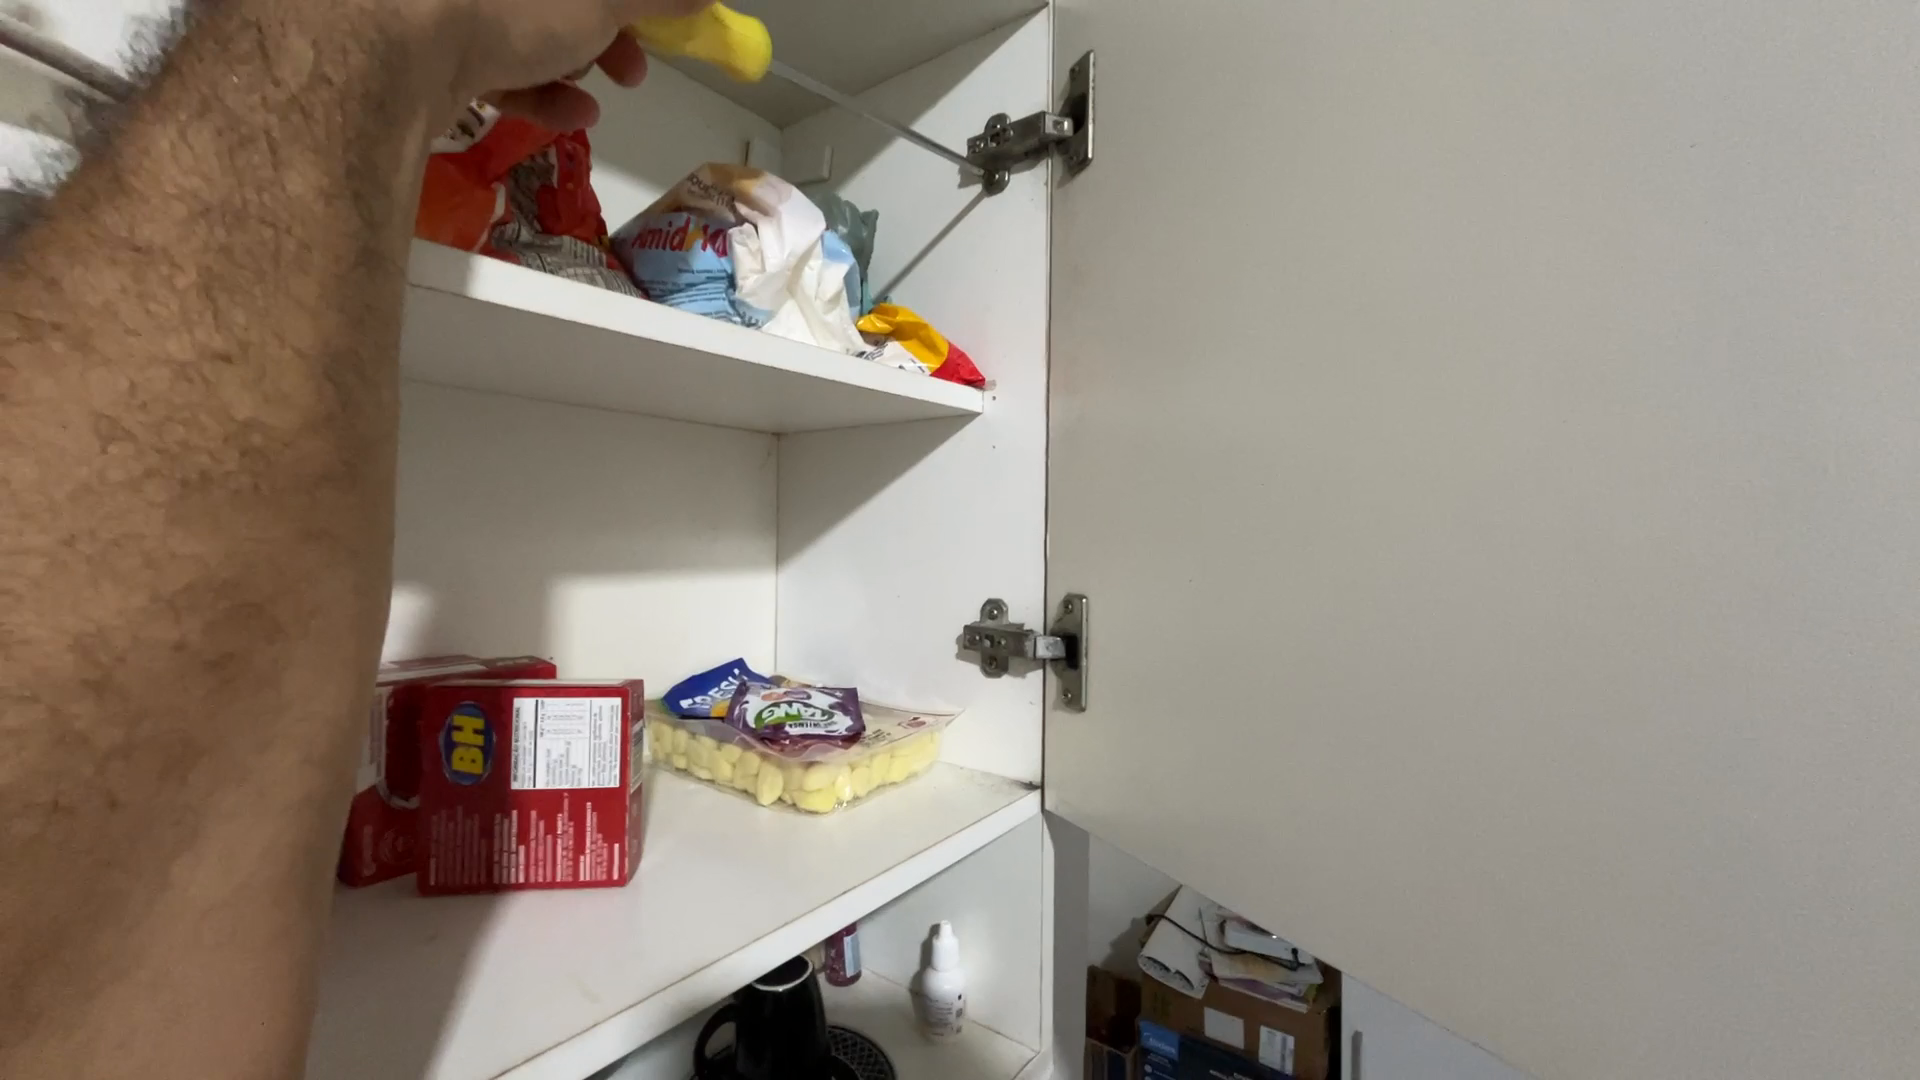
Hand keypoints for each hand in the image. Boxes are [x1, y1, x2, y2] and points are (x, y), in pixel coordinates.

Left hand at [433, 0, 714, 129]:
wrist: (394, 45)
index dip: (626, 2)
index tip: (653, 23)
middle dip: (601, 29)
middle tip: (632, 67)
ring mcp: (446, 0)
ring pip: (522, 22)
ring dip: (572, 64)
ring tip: (596, 97)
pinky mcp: (420, 31)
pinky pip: (490, 53)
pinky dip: (536, 84)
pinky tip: (571, 112)